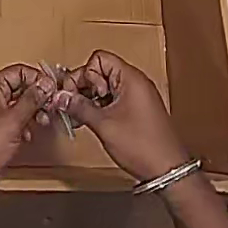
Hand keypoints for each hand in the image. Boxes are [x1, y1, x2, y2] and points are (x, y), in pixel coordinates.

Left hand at [0, 64, 57, 197]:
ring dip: (32, 111)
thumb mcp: (13, 120)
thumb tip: (44, 84)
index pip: (17, 71)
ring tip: (42, 120)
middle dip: (36, 96)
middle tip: (50, 105)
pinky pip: (13, 121)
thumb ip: (31, 100)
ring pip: (17, 105)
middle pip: (18, 87)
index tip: (51, 88)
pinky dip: (24, 125)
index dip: (36, 77)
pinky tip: (29, 135)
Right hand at [56, 50, 190, 181]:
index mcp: (130, 78)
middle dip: (84, 87)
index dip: (84, 74)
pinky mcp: (136, 108)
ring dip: (90, 98)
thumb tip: (61, 96)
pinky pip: (112, 99)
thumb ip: (80, 107)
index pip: (99, 58)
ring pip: (105, 86)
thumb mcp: (104, 125)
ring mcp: (136, 95)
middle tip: (73, 106)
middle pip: (100, 71)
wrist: (167, 169)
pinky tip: (90, 122)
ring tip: (79, 117)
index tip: (76, 94)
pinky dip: (99, 107)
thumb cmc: (142, 145)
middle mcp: (134, 82)